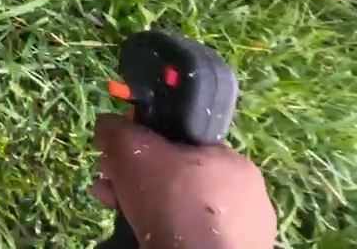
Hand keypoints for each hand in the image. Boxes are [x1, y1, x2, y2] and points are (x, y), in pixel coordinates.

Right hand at [92, 113, 275, 248]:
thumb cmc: (168, 194)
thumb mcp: (127, 143)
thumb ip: (114, 126)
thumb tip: (109, 128)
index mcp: (233, 162)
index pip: (179, 141)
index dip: (141, 143)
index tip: (117, 153)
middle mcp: (247, 195)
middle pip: (173, 172)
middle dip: (133, 173)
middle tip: (109, 177)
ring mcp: (245, 230)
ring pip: (177, 202)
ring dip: (139, 196)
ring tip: (111, 200)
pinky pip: (188, 228)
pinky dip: (159, 222)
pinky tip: (132, 221)